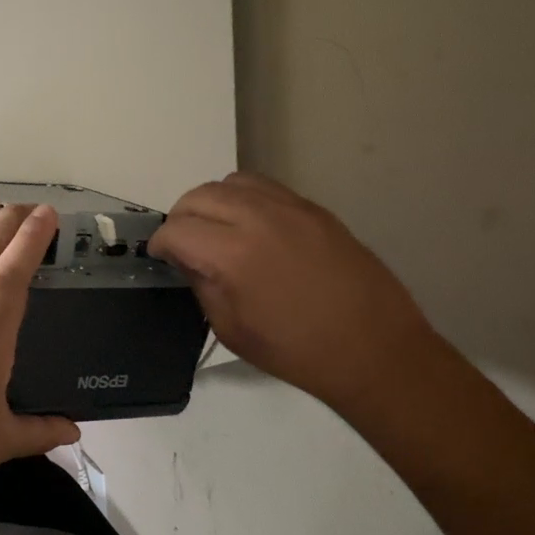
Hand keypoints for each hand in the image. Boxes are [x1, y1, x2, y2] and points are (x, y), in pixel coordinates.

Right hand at [147, 172, 437, 410]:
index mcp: (234, 255)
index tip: (159, 257)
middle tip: (182, 244)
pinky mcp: (315, 210)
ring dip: (212, 202)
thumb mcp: (231, 329)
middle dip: (181, 218)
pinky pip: (266, 188)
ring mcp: (291, 209)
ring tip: (215, 230)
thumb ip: (202, 285)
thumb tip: (187, 259)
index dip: (160, 244)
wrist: (374, 349)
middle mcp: (260, 219)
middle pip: (200, 196)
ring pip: (232, 182)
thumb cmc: (296, 351)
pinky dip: (245, 199)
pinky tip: (250, 228)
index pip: (178, 229)